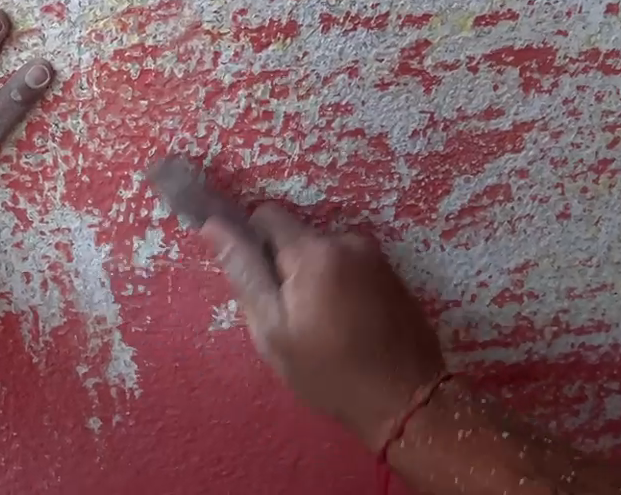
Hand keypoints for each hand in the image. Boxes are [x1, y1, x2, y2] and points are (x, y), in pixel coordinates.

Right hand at [202, 204, 445, 442]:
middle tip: (291, 313)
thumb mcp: (272, 329)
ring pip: (320, 249)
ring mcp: (373, 255)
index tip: (261, 284)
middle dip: (284, 263)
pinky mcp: (390, 271)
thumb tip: (212, 224)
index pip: (265, 215)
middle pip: (294, 234)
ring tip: (322, 321)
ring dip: (312, 273)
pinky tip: (346, 321)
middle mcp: (345, 239)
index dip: (253, 244)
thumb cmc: (329, 372)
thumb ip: (242, 270)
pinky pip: (347, 261)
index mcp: (313, 250)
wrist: (409, 406)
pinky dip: (337, 281)